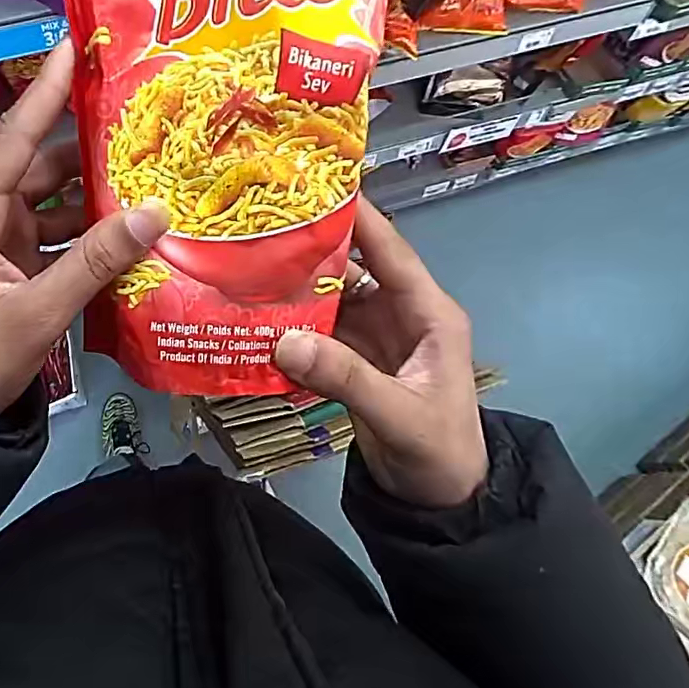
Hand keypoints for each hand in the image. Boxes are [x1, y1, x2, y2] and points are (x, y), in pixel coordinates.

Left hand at [0, 39, 169, 415]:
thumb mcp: (37, 311)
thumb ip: (94, 262)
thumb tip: (155, 212)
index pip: (13, 141)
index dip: (43, 94)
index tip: (70, 48)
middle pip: (40, 166)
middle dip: (86, 145)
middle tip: (137, 118)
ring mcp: (2, 240)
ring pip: (53, 200)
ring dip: (94, 192)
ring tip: (148, 171)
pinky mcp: (17, 263)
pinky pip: (59, 233)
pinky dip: (91, 231)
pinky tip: (130, 228)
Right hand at [271, 206, 485, 507]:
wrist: (438, 501)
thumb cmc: (439, 452)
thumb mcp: (400, 415)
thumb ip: (346, 378)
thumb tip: (284, 340)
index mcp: (427, 312)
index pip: (391, 251)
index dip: (359, 218)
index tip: (317, 186)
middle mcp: (398, 312)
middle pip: (353, 267)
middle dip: (312, 247)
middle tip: (261, 226)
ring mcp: (373, 334)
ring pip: (330, 296)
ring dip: (295, 285)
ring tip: (249, 264)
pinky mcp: (353, 357)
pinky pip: (318, 328)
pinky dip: (291, 322)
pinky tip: (258, 314)